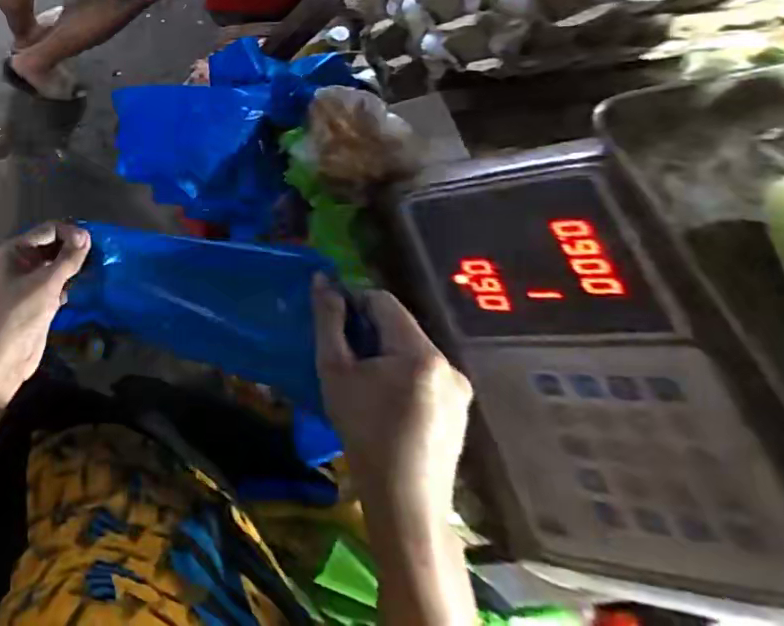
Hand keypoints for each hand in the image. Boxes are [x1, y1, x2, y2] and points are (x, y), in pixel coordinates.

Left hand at [0, 223, 90, 409]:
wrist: (0, 360)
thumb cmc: (18, 316)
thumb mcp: (44, 284)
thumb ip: (67, 259)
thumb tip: (86, 235)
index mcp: (15, 250)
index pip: (48, 230)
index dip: (71, 233)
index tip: (94, 242)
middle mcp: (21, 262)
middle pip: (52, 246)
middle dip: (73, 248)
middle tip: (100, 254)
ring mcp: (29, 282)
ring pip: (56, 266)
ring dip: (73, 266)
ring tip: (97, 268)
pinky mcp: (38, 301)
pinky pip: (58, 284)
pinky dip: (70, 284)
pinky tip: (84, 287)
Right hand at [313, 277, 471, 522]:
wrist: (404, 502)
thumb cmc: (364, 431)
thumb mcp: (334, 371)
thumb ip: (329, 322)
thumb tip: (323, 280)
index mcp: (420, 351)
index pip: (383, 301)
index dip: (353, 304)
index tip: (332, 328)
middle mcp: (448, 363)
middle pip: (400, 326)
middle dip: (368, 332)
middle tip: (342, 358)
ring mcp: (459, 389)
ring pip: (412, 351)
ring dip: (384, 355)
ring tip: (361, 384)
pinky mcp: (460, 411)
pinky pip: (425, 376)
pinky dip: (402, 377)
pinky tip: (385, 405)